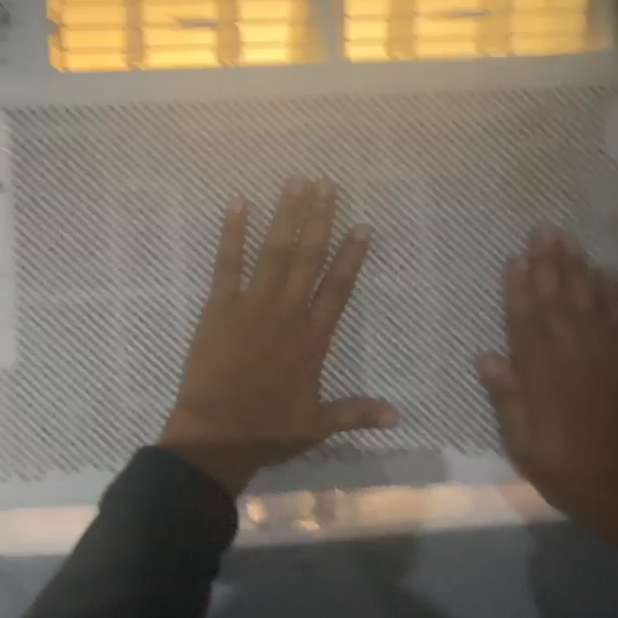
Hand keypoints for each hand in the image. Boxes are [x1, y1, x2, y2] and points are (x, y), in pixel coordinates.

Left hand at [159, 178, 401, 493]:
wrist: (215, 434)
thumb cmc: (267, 431)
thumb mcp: (318, 425)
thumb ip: (357, 413)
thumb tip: (401, 415)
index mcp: (313, 340)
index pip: (338, 289)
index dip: (351, 257)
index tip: (362, 225)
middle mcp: (287, 314)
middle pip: (307, 258)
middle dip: (319, 219)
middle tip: (326, 183)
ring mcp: (251, 306)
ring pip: (274, 253)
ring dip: (285, 216)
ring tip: (295, 182)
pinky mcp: (218, 307)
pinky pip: (227, 264)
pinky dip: (232, 233)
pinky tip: (237, 203)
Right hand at [474, 226, 617, 567]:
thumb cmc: (565, 470)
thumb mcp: (522, 444)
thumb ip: (508, 398)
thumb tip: (486, 356)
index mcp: (545, 378)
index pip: (527, 324)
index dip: (519, 290)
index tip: (513, 258)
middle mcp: (576, 359)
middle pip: (560, 303)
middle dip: (550, 266)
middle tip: (543, 230)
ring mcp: (607, 360)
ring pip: (589, 304)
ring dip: (578, 270)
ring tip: (569, 240)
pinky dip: (613, 295)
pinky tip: (607, 274)